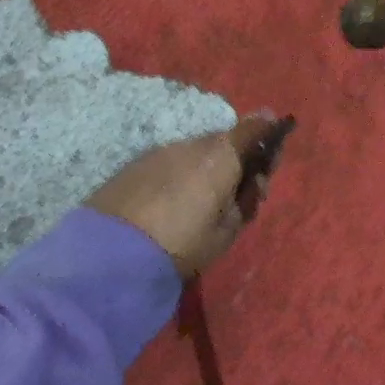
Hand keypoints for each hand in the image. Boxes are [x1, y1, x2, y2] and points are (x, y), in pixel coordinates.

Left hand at [85, 113, 278, 277]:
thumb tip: (252, 178)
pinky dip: (179, 173)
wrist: (108, 255)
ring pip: (194, 151)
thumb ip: (245, 199)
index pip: (252, 130)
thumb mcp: (227, 232)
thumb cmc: (181, 245)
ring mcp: (159, 152)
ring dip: (205, 165)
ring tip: (203, 197)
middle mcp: (191, 145)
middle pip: (222, 141)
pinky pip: (169, 161)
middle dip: (235, 155)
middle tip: (241, 186)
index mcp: (221, 157)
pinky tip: (173, 199)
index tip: (277, 134)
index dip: (267, 131)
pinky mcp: (134, 165)